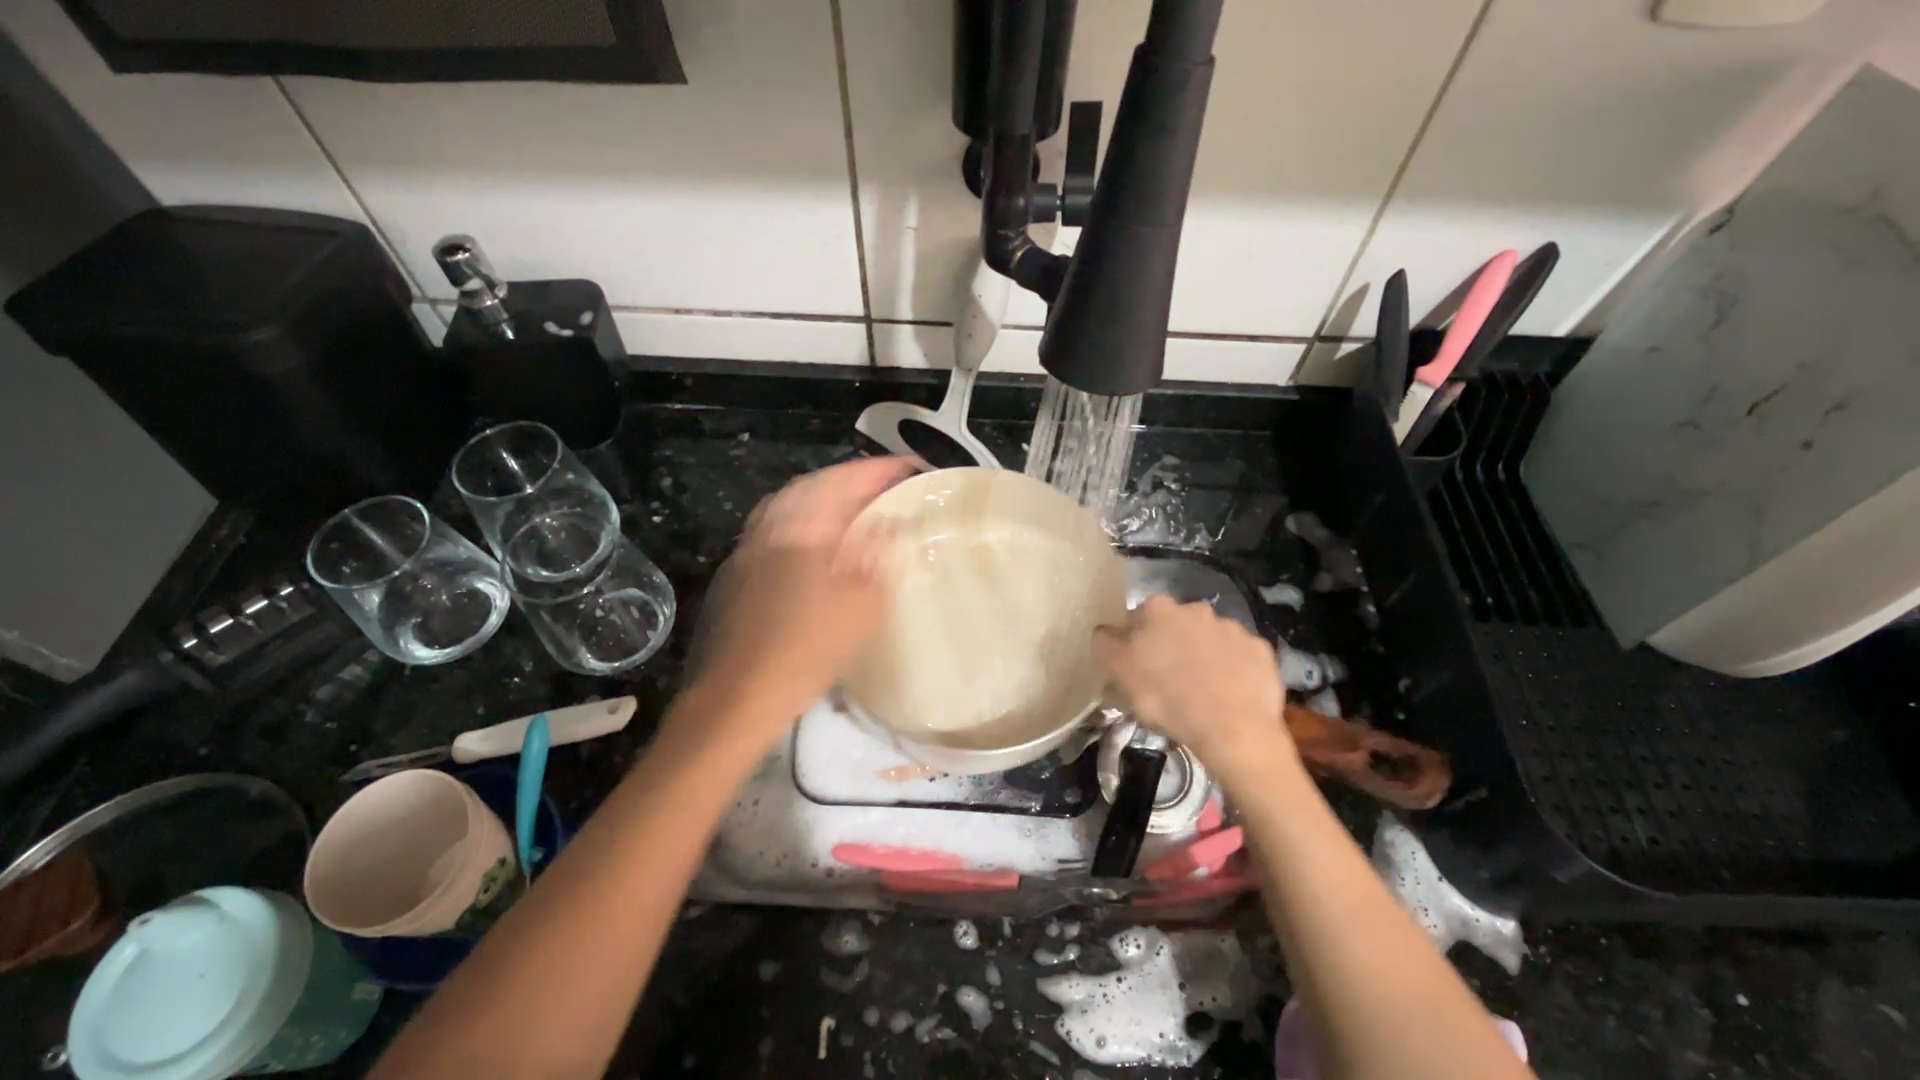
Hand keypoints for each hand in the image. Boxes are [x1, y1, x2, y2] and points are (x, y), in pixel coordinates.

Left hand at [685, 456, 917, 737]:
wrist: (736, 696)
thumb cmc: (807, 650)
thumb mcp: (862, 606)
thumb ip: (878, 556)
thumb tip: (889, 522)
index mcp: (803, 526)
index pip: (847, 479)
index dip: (883, 470)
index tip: (914, 468)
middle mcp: (770, 527)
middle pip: (812, 486)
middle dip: (851, 481)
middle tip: (885, 489)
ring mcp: (745, 550)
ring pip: (787, 508)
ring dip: (822, 502)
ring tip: (854, 514)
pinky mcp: (732, 577)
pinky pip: (772, 533)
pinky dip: (801, 527)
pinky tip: (816, 550)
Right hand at [1094, 595, 1296, 781]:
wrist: (1234, 728)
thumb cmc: (1167, 698)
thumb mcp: (1119, 674)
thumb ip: (1106, 644)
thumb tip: (1106, 631)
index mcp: (1158, 610)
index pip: (1137, 617)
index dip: (1135, 641)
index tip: (1137, 666)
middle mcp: (1196, 609)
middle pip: (1176, 624)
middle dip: (1171, 644)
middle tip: (1168, 679)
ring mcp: (1233, 627)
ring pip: (1209, 639)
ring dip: (1203, 655)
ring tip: (1201, 691)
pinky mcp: (1260, 649)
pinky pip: (1240, 656)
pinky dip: (1233, 669)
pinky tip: (1229, 694)